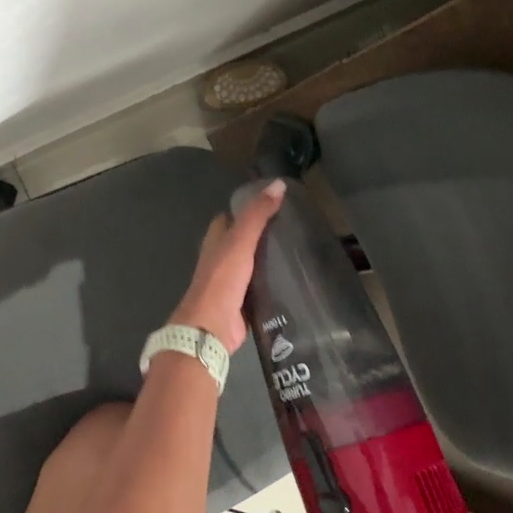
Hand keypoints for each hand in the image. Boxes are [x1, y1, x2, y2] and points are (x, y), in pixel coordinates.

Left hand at [167, 178, 286, 351]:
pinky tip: (295, 281)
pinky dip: (274, 284)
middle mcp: (221, 261)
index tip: (275, 203)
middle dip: (263, 235)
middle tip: (295, 227)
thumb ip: (257, 215)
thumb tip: (278, 184)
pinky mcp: (243, 304)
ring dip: (270, 260)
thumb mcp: (240, 242)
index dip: (248, 208)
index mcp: (216, 242)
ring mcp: (231, 284)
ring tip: (301, 251)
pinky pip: (261, 289)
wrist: (211, 328)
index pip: (230, 218)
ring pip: (253, 266)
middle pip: (243, 242)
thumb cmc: (222, 281)